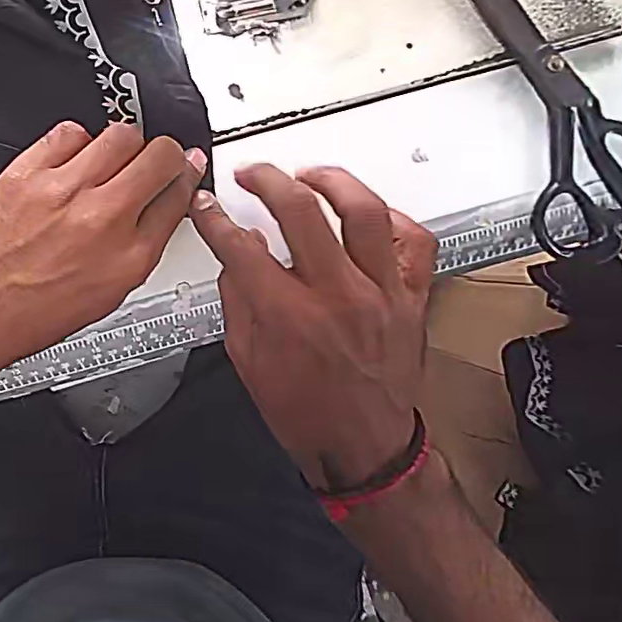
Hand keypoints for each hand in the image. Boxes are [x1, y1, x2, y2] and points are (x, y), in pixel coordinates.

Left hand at [0, 121, 203, 412]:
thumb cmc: (35, 311)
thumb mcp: (109, 291)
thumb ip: (142, 243)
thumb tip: (161, 206)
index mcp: (129, 257)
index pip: (178, 198)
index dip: (185, 179)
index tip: (183, 172)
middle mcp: (101, 220)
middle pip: (160, 158)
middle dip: (166, 155)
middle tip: (156, 160)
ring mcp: (62, 192)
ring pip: (121, 135)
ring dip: (125, 143)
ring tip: (112, 159)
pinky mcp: (26, 174)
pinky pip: (69, 132)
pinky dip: (78, 141)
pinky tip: (73, 160)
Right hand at [189, 164, 436, 491]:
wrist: (363, 447)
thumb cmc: (306, 412)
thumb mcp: (246, 358)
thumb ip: (238, 300)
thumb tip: (236, 256)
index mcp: (287, 315)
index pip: (240, 245)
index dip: (214, 217)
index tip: (207, 205)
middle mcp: (336, 297)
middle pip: (300, 211)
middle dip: (266, 180)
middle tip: (254, 175)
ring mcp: (379, 295)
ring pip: (363, 213)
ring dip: (332, 182)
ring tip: (311, 174)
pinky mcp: (411, 299)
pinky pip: (414, 241)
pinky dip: (391, 218)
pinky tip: (368, 213)